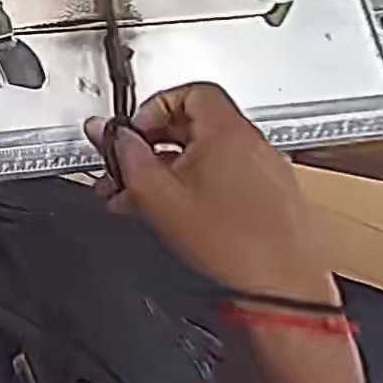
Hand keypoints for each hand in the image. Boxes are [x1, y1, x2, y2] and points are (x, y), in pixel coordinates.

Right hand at [85, 83, 338, 304]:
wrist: (278, 289)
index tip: (133, 133)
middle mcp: (253, 147)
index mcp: (229, 135)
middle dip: (149, 143)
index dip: (152, 108)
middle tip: (125, 166)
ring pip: (201, 152)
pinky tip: (166, 209)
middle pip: (191, 124)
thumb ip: (122, 152)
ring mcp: (265, 171)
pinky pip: (219, 174)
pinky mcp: (268, 195)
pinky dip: (188, 182)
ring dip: (163, 167)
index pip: (190, 92)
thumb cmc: (228, 242)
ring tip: (138, 194)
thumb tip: (104, 130)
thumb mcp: (152, 190)